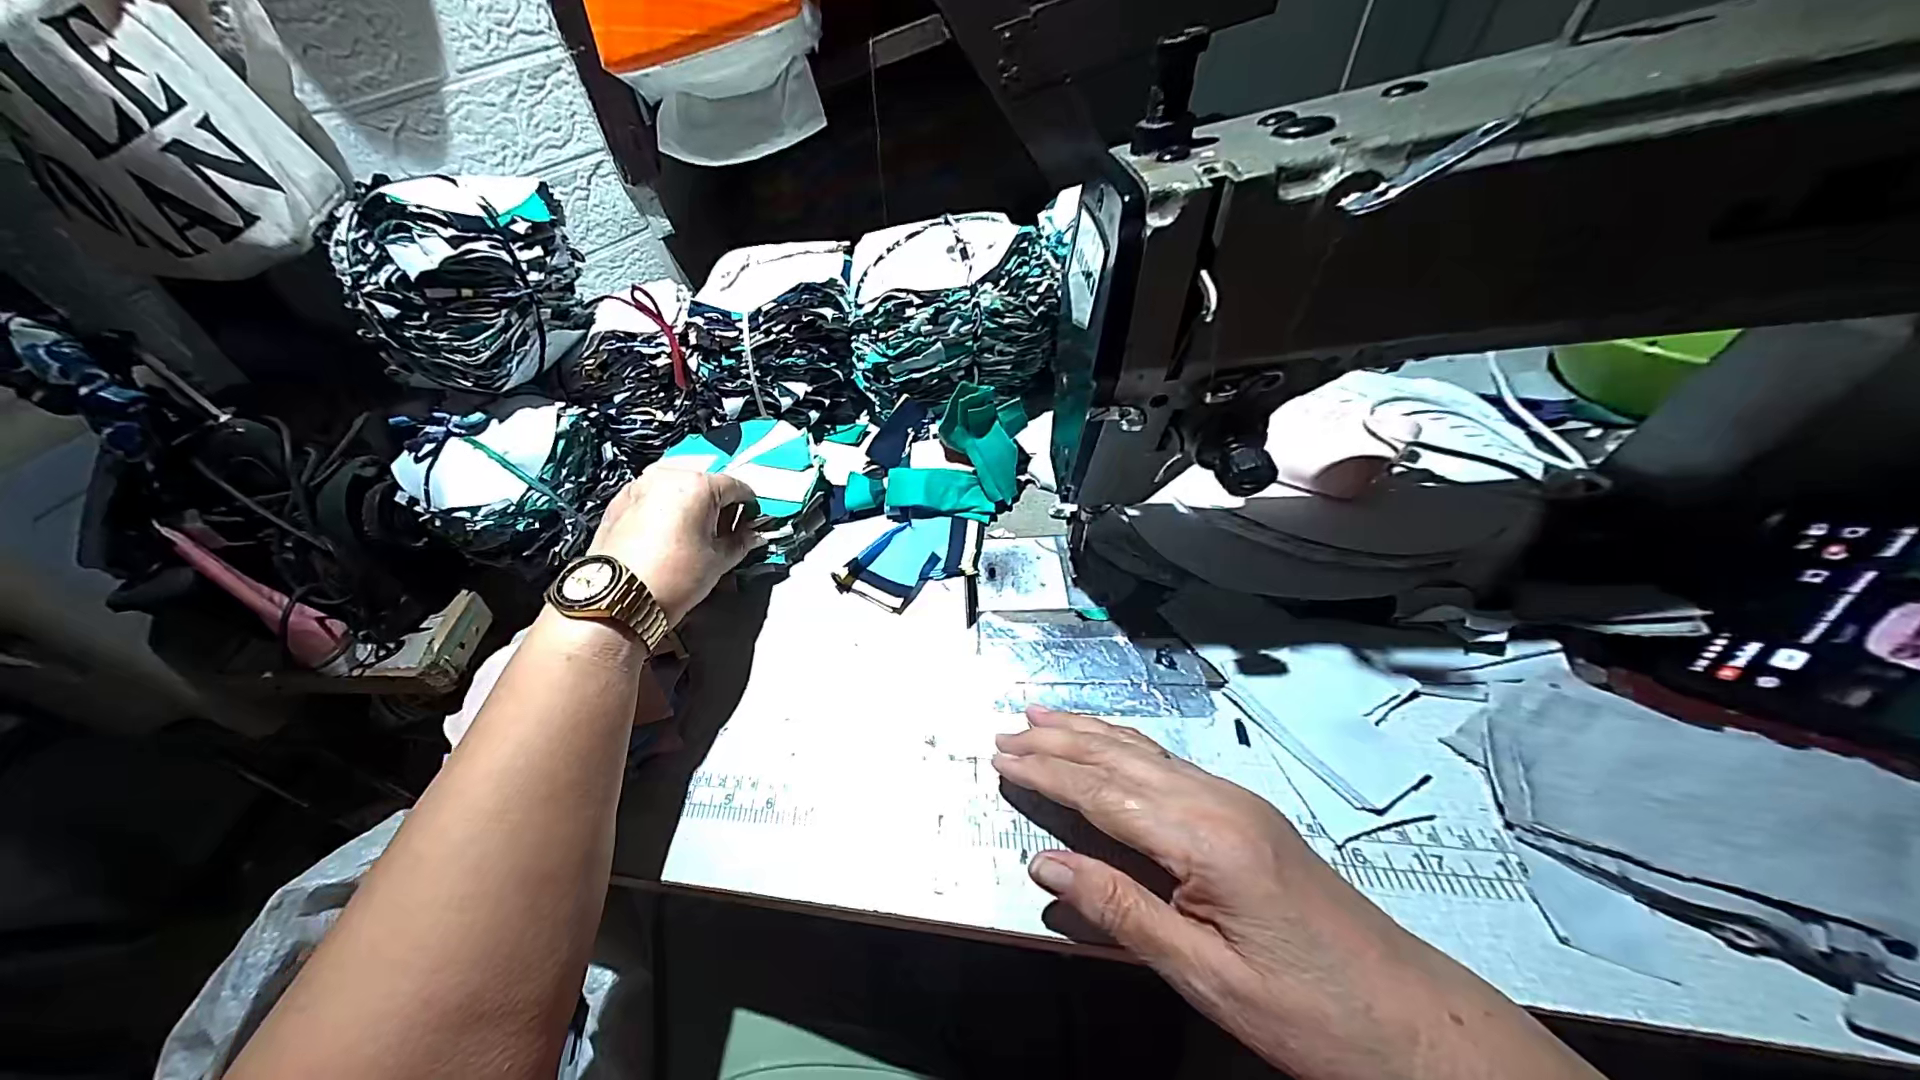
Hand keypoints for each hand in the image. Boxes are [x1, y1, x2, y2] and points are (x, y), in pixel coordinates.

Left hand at [587, 464, 757, 624]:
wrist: (617, 599)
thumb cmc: (668, 580)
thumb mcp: (718, 561)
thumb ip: (741, 542)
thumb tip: (751, 536)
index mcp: (697, 485)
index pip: (737, 486)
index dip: (749, 507)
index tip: (751, 523)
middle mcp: (666, 477)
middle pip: (707, 482)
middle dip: (720, 505)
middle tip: (726, 532)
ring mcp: (640, 487)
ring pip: (679, 487)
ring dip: (693, 505)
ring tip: (698, 535)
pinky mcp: (620, 501)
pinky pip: (655, 497)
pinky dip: (668, 509)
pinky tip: (672, 536)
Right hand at [992, 707, 1599, 1079]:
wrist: (1411, 1018)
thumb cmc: (1307, 1011)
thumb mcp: (1203, 975)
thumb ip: (1119, 910)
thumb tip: (1046, 865)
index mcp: (1205, 838)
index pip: (1103, 792)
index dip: (1047, 773)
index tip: (1003, 758)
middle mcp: (1218, 800)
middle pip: (1119, 759)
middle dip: (1058, 742)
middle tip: (1008, 731)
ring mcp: (1235, 799)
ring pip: (1144, 752)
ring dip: (1088, 733)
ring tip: (1044, 717)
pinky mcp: (1245, 810)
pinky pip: (1168, 763)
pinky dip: (1124, 747)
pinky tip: (1109, 743)